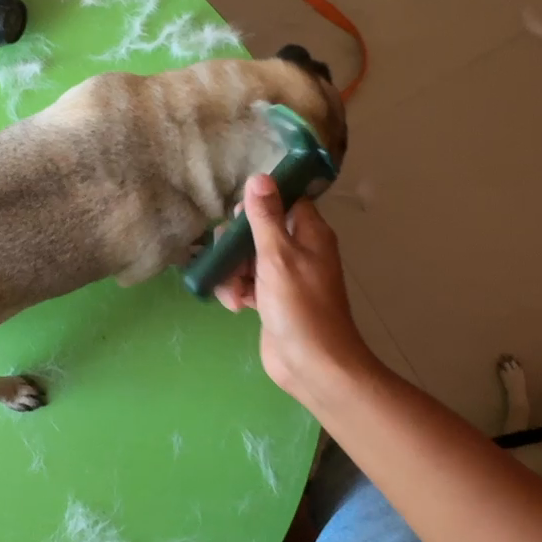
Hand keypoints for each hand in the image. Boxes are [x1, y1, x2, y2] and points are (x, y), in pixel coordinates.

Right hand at [214, 175, 371, 400]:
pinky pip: (246, 282)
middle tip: (229, 259)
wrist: (312, 364)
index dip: (259, 203)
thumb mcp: (277, 256)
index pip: (284, 200)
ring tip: (233, 292)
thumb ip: (265, 217)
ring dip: (232, 272)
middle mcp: (299, 250)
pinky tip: (235, 306)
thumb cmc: (300, 306)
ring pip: (247, 258)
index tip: (238, 216)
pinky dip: (237, 290)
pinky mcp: (271, 299)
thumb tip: (259, 176)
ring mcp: (285, 276)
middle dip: (236, 244)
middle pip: (258, 229)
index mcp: (309, 233)